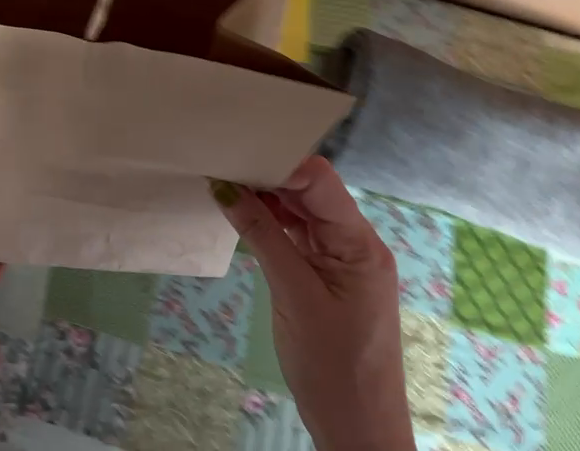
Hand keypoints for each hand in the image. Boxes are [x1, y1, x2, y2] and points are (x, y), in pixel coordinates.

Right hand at [214, 156, 415, 450]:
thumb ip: (261, 234)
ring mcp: (340, 259)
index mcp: (360, 243)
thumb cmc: (332, 364)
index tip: (235, 157)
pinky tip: (239, 213)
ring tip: (222, 183)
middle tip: (219, 164)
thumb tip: (225, 186)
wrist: (358, 429)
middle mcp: (354, 242)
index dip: (279, 163)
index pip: (320, 180)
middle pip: (309, 190)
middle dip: (266, 175)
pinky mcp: (325, 274)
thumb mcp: (292, 294)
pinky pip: (295, 233)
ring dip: (264, 197)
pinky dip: (268, 221)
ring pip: (299, 210)